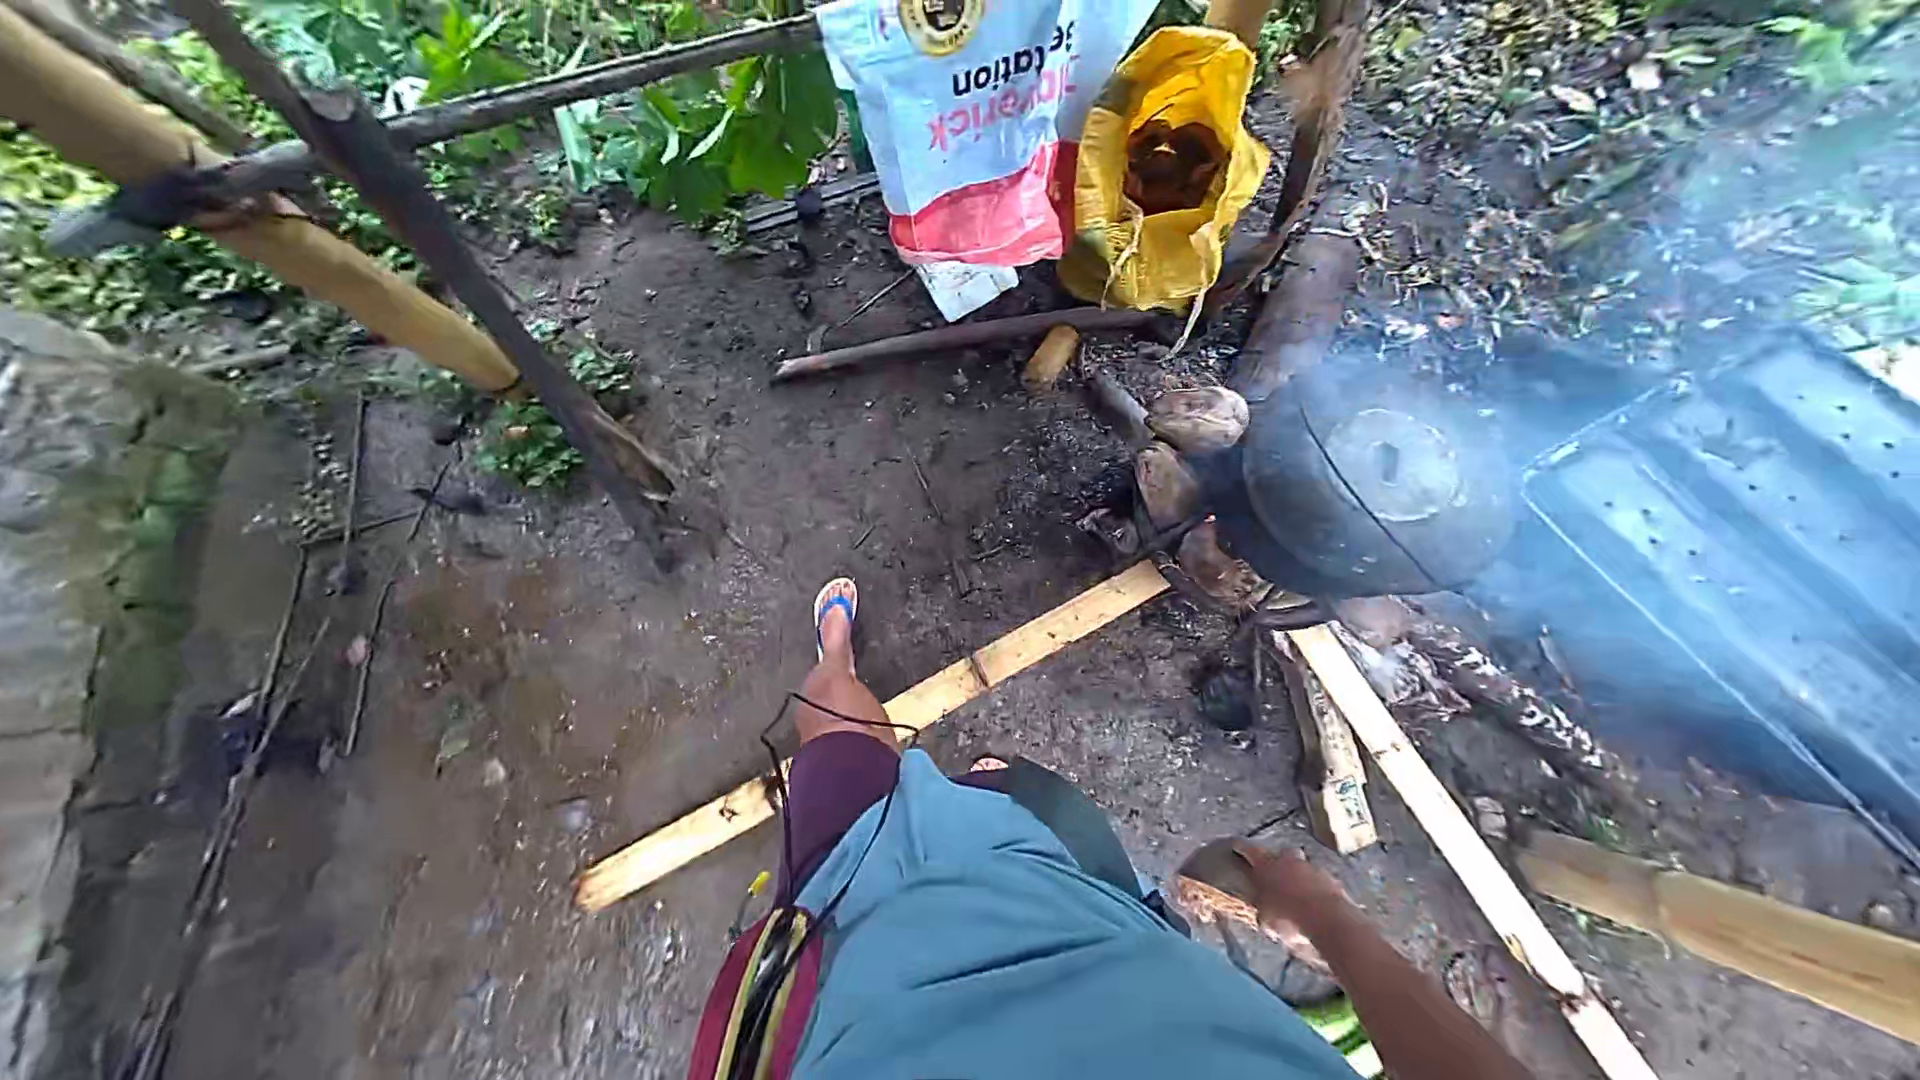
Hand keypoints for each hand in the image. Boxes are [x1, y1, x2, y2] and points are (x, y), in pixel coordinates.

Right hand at [1231, 841, 1349, 969]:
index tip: (1236, 845)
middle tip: (1277, 874)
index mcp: (1266, 864)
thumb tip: (1263, 909)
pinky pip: (1323, 884)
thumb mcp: (1266, 918)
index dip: (1241, 847)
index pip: (1248, 849)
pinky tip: (1319, 906)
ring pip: (1304, 868)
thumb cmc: (1289, 918)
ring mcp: (1314, 869)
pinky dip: (1319, 891)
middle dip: (1280, 861)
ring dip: (1302, 877)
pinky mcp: (1335, 883)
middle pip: (1282, 853)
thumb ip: (1263, 908)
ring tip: (1301, 896)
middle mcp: (1289, 860)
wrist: (1332, 923)